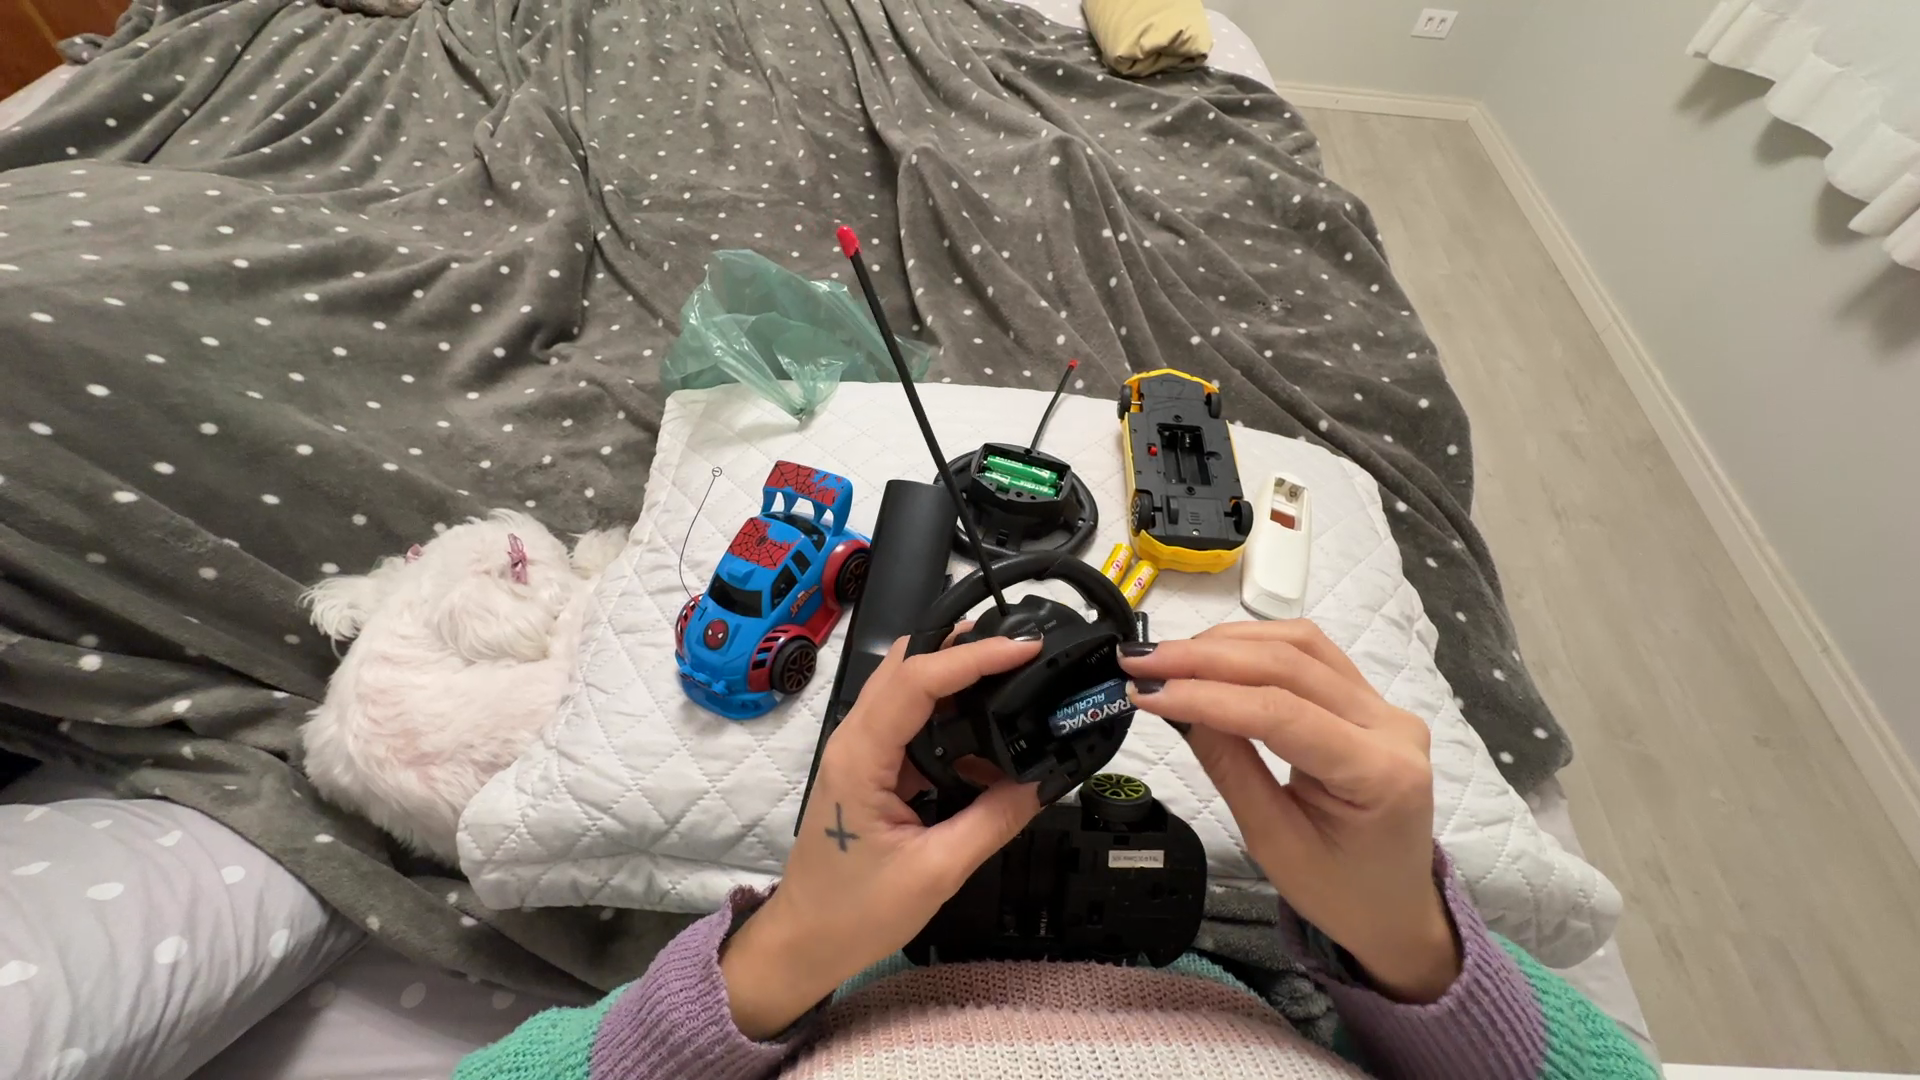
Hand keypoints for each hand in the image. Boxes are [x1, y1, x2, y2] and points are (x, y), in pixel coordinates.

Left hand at [720, 633, 1044, 1038]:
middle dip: (963, 647)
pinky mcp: (871, 762)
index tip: (1024, 649)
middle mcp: (855, 737)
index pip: (917, 679)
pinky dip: (950, 712)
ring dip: (957, 675)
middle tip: (1021, 652)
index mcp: (861, 755)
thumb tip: (1043, 780)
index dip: (972, 656)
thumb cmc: (856, 912)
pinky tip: (986, 732)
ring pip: (908, 683)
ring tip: (1013, 680)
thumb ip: (993, 819)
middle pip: (906, 662)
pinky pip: (911, 718)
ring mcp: (860, 747)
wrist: (804, 941)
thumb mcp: (937, 871)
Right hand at [1119, 621, 1460, 1002]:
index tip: (1145, 690)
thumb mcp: (1271, 838)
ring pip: (1299, 643)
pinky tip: (1211, 654)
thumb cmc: (1336, 889)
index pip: (1280, 712)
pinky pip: (1308, 652)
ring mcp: (1383, 706)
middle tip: (1142, 661)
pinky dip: (1252, 644)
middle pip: (1291, 663)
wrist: (1394, 909)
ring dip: (1227, 642)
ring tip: (1170, 655)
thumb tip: (1174, 703)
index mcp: (1379, 774)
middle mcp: (1390, 726)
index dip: (1206, 695)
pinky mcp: (1367, 698)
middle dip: (1206, 656)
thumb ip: (1227, 763)